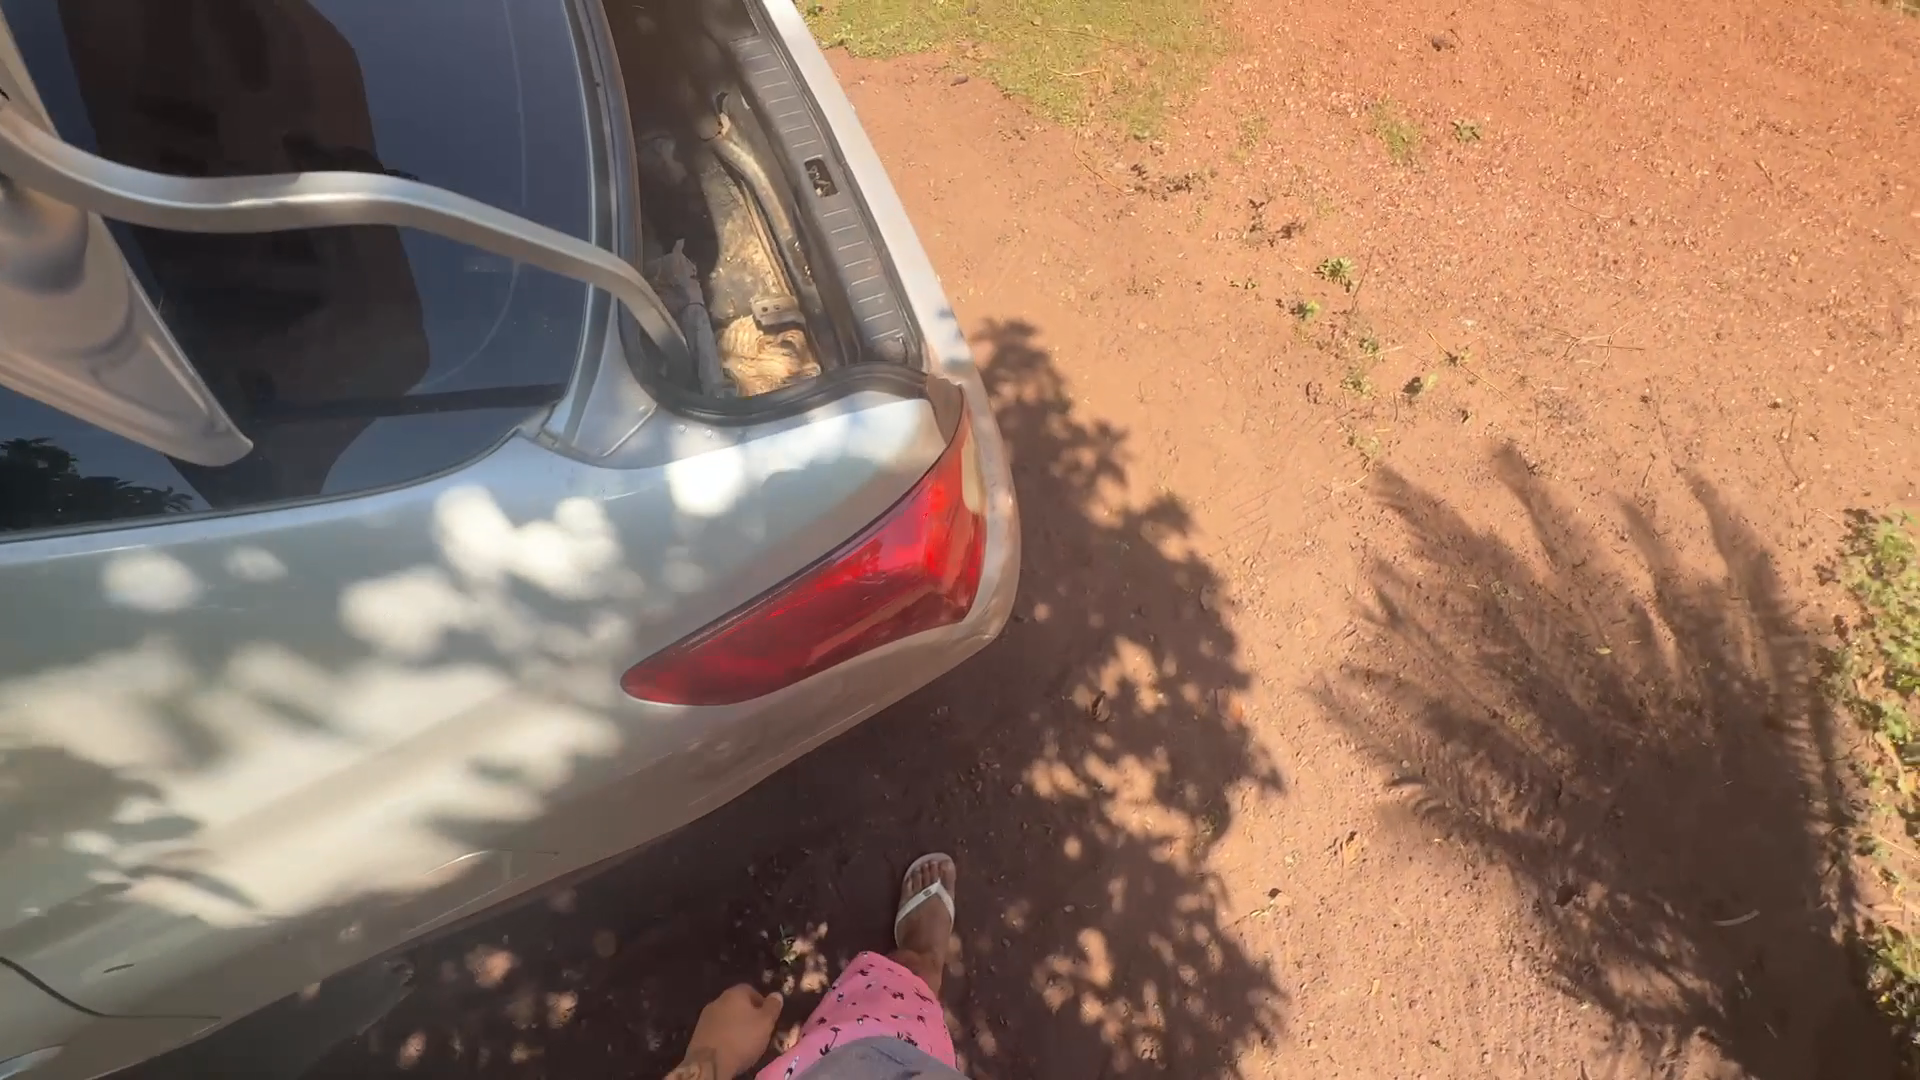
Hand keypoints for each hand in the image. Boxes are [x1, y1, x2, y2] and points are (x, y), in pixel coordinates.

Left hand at [678, 983, 782, 1078]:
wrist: (708, 1064)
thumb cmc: (741, 1039)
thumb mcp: (765, 1023)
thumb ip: (773, 1007)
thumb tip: (776, 994)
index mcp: (735, 992)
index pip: (751, 991)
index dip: (761, 1004)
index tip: (767, 1018)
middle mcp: (718, 1000)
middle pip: (737, 1004)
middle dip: (746, 1015)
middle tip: (756, 1030)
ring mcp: (705, 1018)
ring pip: (725, 1018)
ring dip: (733, 1027)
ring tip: (742, 1043)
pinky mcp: (696, 1035)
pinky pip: (715, 1032)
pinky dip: (722, 1037)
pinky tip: (728, 1049)